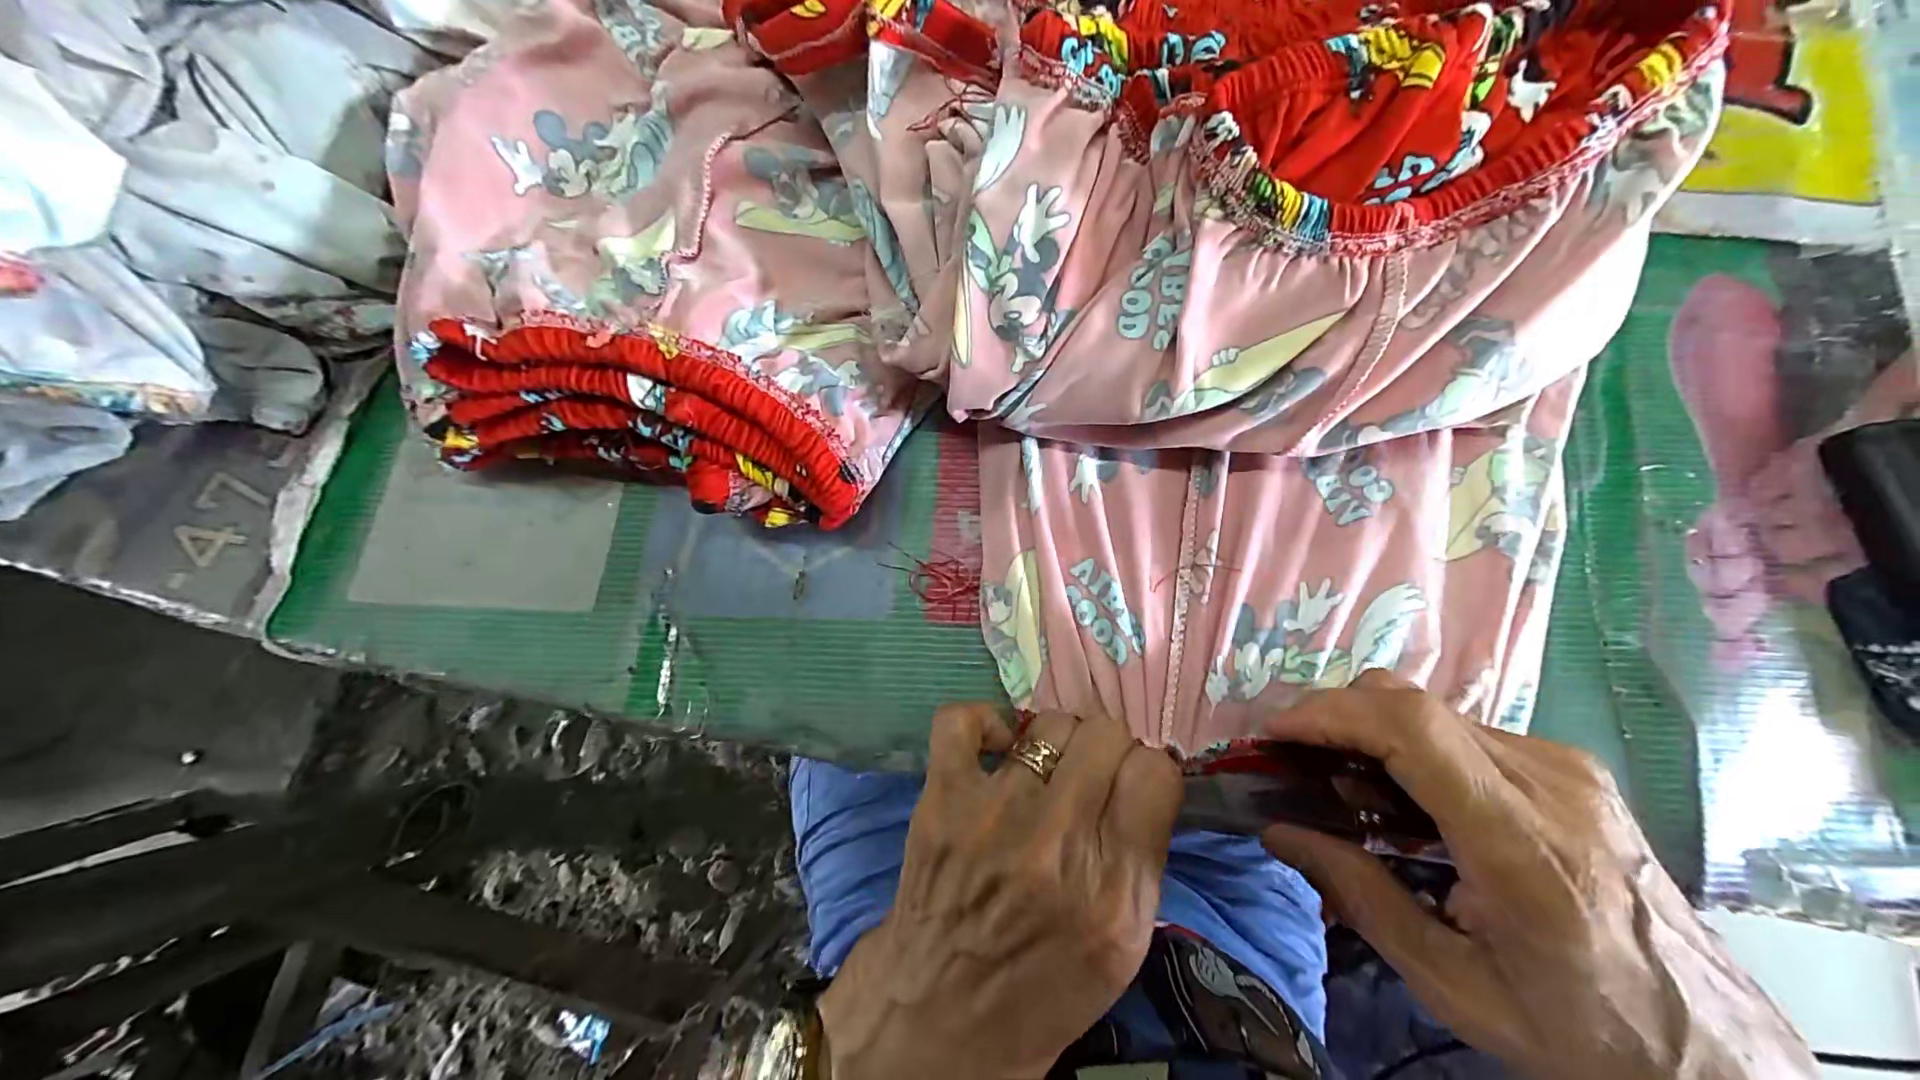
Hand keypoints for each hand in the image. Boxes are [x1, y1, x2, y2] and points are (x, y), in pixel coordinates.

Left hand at [818, 704, 1182, 1079]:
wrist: (940, 1017)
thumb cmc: (1042, 987)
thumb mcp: (1124, 944)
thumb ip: (1142, 855)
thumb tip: (1145, 774)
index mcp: (1112, 889)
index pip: (1154, 772)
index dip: (1146, 771)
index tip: (1131, 785)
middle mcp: (1056, 843)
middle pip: (1105, 734)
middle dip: (1106, 752)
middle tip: (1088, 779)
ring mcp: (993, 814)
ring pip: (1049, 723)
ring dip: (1056, 744)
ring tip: (1044, 773)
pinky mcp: (941, 800)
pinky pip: (960, 720)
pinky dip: (983, 722)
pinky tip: (995, 748)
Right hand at [1260, 670, 1816, 1079]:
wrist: (1719, 1054)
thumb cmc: (1580, 1029)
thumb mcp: (1453, 982)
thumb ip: (1358, 895)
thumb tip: (1277, 831)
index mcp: (1520, 842)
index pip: (1411, 729)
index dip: (1330, 713)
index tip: (1273, 733)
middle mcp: (1549, 782)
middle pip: (1412, 702)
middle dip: (1333, 715)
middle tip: (1289, 756)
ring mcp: (1565, 769)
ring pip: (1431, 710)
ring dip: (1367, 730)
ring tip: (1336, 781)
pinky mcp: (1570, 769)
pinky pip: (1462, 732)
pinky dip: (1407, 746)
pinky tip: (1398, 795)